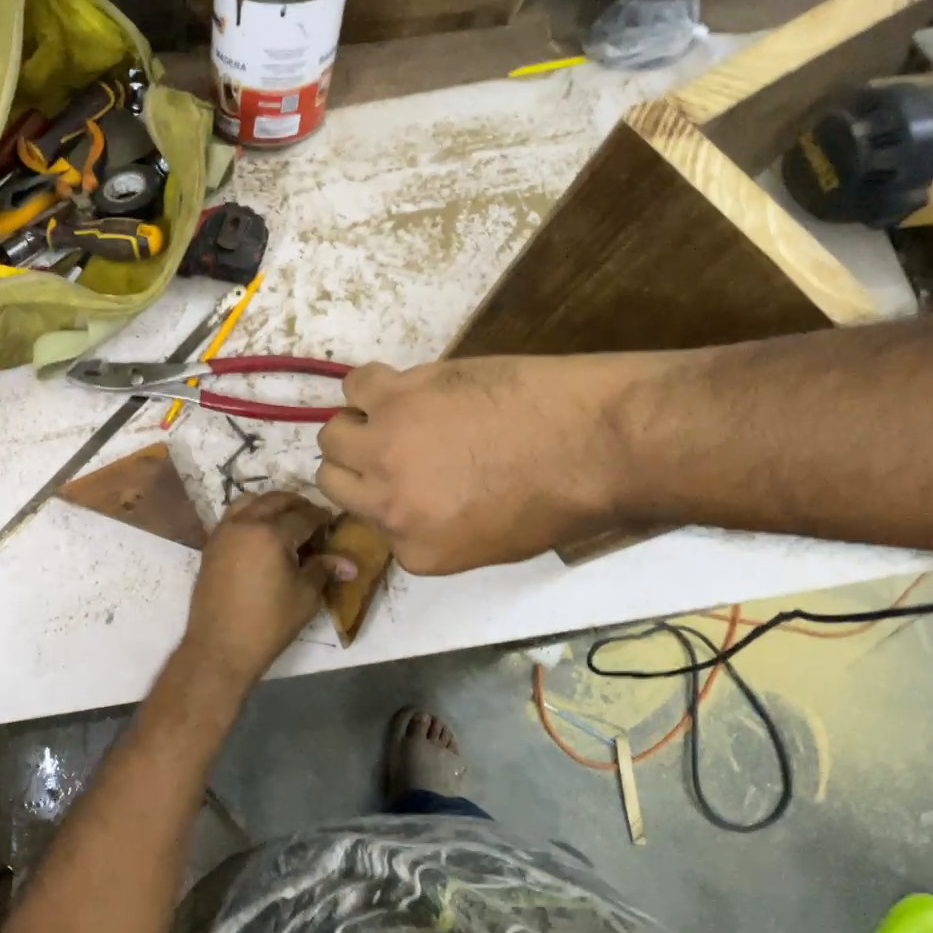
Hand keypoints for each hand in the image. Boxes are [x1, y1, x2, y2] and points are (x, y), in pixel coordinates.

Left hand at [180, 492, 355, 686]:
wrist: (220, 645)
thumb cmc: (269, 622)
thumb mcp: (305, 596)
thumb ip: (323, 570)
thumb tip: (350, 563)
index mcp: (271, 533)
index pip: (303, 515)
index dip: (321, 517)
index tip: (332, 523)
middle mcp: (244, 524)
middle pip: (274, 500)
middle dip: (296, 504)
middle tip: (312, 519)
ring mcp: (223, 533)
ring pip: (248, 502)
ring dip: (270, 505)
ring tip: (286, 522)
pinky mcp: (210, 545)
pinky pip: (232, 517)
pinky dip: (249, 515)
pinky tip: (261, 536)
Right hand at [316, 356, 640, 573]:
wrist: (600, 442)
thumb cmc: (564, 498)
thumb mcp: (491, 545)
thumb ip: (433, 532)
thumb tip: (414, 502)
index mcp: (412, 547)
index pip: (370, 524)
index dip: (390, 500)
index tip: (415, 485)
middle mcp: (385, 500)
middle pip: (333, 478)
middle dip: (358, 466)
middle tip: (393, 450)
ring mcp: (386, 444)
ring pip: (332, 432)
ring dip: (358, 425)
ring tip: (395, 418)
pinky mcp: (400, 394)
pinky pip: (357, 384)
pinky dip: (372, 386)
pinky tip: (403, 389)